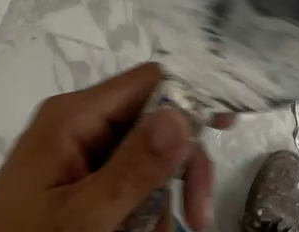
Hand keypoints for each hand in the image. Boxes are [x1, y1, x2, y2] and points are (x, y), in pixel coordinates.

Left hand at [0, 62, 218, 231]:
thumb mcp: (83, 217)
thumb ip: (132, 167)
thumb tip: (180, 114)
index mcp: (73, 116)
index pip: (147, 81)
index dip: (189, 98)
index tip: (225, 128)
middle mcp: (78, 125)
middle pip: (152, 122)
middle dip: (181, 165)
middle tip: (199, 213)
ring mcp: (78, 155)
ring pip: (146, 158)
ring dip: (166, 196)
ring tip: (168, 230)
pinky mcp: (78, 184)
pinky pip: (127, 182)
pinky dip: (144, 209)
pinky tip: (146, 230)